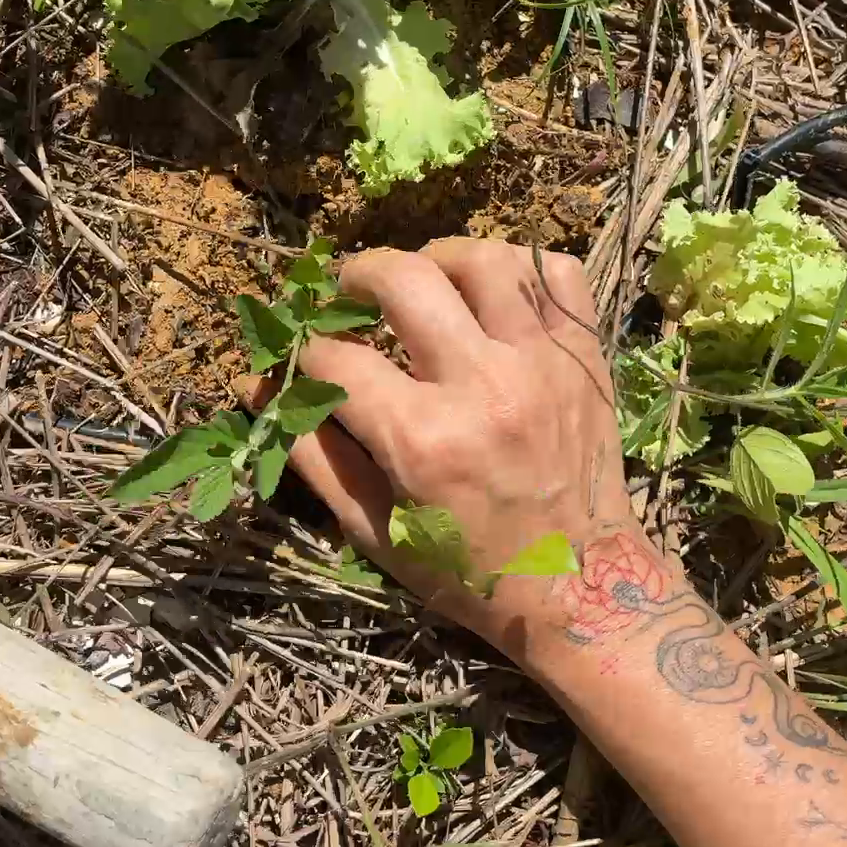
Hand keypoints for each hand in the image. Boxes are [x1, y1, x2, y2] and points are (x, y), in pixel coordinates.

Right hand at [258, 238, 630, 657]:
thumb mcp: (374, 531)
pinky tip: (494, 293)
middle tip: (348, 290)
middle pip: (404, 279)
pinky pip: (558, 274)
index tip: (305, 355)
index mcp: (422, 438)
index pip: (337, 359)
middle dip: (357, 274)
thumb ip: (313, 456)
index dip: (305, 352)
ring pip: (484, 260)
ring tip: (424, 281)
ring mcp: (543, 363)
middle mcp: (483, 385)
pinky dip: (522, 268)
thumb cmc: (470, 571)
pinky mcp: (585, 357)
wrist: (582, 588)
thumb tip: (260, 389)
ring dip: (438, 259)